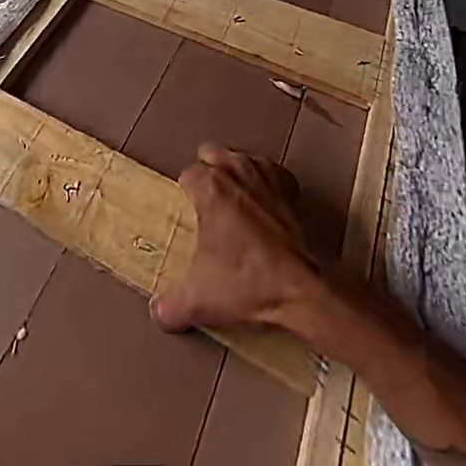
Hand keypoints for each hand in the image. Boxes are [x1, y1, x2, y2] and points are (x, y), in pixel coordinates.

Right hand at [150, 144, 344, 341]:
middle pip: (212, 152)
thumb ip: (171, 305)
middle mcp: (236, 172)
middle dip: (207, 170)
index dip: (186, 193)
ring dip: (236, 170)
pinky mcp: (293, 191)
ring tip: (233, 196)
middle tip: (208, 201)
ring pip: (243, 156)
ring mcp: (267, 178)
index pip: (188, 174)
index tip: (189, 213)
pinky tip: (265, 200)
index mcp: (209, 188)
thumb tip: (157, 313)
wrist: (308, 292)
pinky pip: (274, 172)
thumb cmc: (250, 284)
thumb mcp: (200, 299)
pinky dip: (268, 180)